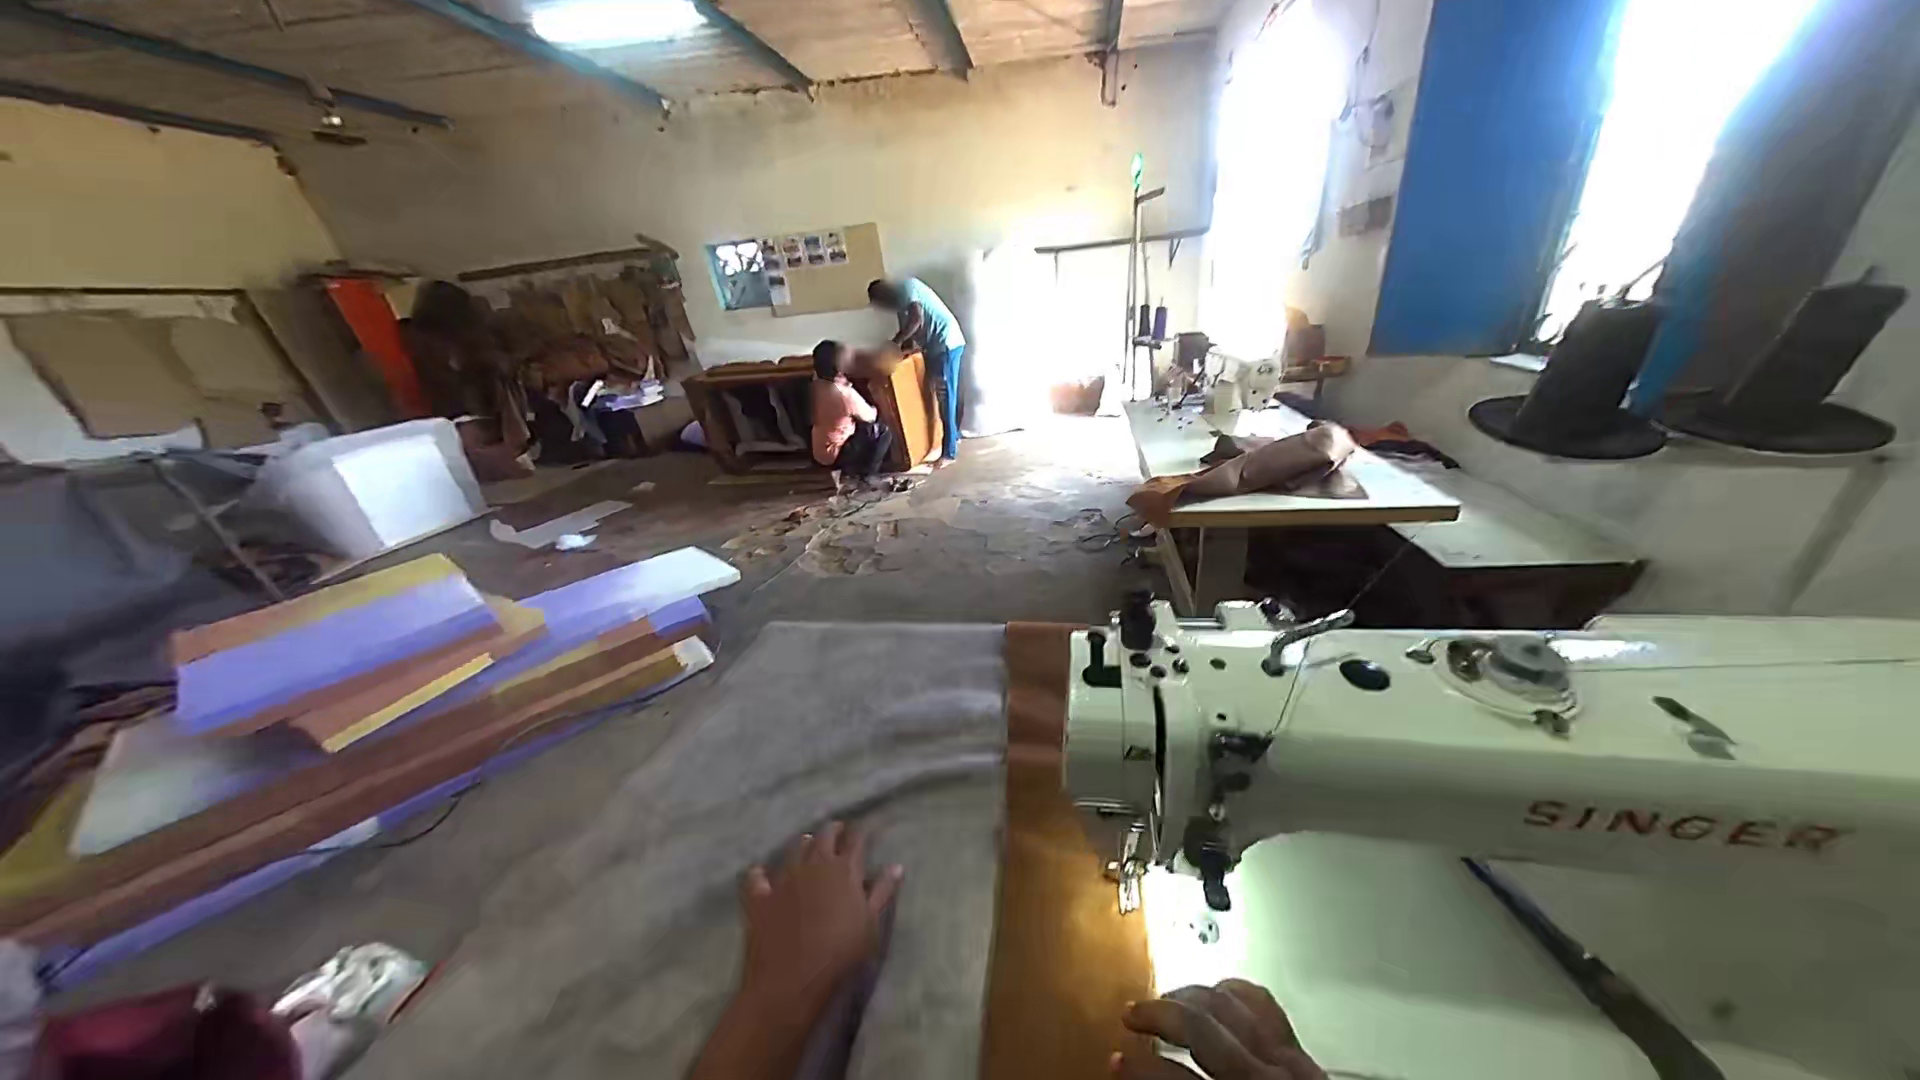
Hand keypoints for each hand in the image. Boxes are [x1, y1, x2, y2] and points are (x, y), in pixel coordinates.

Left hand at [738, 821, 902, 1017]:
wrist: (792, 982)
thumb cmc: (840, 954)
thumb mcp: (871, 925)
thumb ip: (882, 892)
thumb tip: (896, 866)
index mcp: (844, 869)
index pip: (855, 840)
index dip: (859, 835)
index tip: (861, 833)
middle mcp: (814, 864)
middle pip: (824, 835)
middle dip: (832, 831)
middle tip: (837, 832)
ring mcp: (784, 878)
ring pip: (795, 849)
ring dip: (803, 845)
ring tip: (807, 845)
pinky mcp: (760, 897)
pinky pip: (756, 877)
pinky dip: (760, 874)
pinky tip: (761, 874)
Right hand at [1114, 980, 1326, 1079]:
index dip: (1138, 1069)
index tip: (1115, 1061)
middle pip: (1199, 1026)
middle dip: (1157, 1014)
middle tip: (1131, 1015)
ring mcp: (1290, 1064)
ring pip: (1227, 1003)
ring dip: (1188, 996)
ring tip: (1165, 999)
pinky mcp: (1304, 1056)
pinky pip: (1262, 1004)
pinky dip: (1232, 991)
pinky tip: (1213, 992)